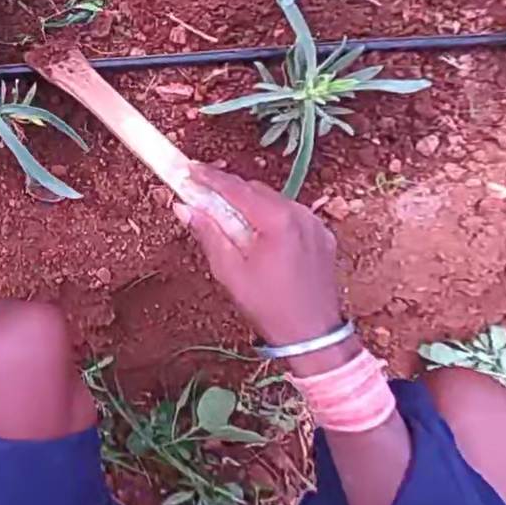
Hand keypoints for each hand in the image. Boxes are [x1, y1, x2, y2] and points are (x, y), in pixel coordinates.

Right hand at [175, 163, 357, 374]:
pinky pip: (290, 216)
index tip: (188, 169)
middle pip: (255, 190)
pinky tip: (256, 234)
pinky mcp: (322, 235)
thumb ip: (208, 233)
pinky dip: (270, 217)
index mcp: (276, 220)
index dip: (209, 177)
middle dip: (227, 190)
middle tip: (201, 194)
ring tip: (227, 217)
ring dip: (249, 204)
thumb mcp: (229, 271)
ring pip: (273, 201)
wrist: (313, 335)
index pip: (236, 188)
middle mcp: (299, 214)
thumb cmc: (267, 305)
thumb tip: (183, 207)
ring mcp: (314, 223)